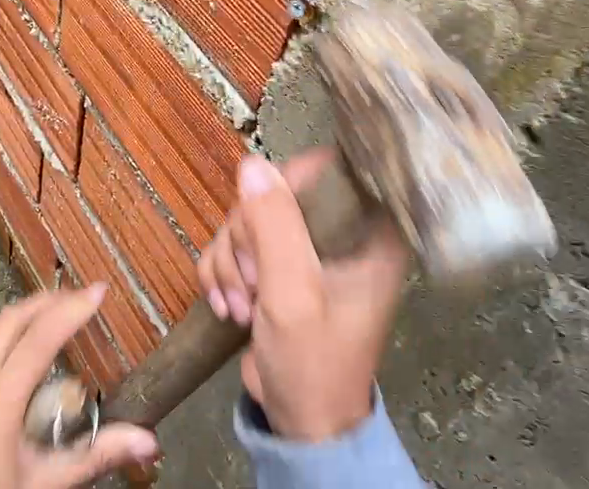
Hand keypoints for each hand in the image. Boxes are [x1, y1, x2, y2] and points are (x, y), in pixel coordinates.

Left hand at [0, 284, 159, 488]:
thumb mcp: (40, 486)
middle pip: (9, 322)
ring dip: (24, 325)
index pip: (39, 339)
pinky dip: (3, 354)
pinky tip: (21, 373)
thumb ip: (92, 457)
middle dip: (47, 302)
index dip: (71, 310)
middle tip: (80, 297)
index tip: (99, 290)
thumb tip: (147, 441)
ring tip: (58, 327)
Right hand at [197, 150, 411, 441]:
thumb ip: (274, 227)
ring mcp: (303, 249)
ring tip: (241, 307)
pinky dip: (221, 272)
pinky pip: (233, 243)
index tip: (265, 220)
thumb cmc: (314, 364)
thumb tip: (251, 163)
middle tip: (254, 284)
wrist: (300, 425)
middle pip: (275, 192)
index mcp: (368, 231)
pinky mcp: (275, 266)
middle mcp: (338, 232)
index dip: (288, 184)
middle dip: (247, 239)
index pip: (328, 170)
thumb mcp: (293, 295)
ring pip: (247, 218)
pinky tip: (227, 306)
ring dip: (231, 261)